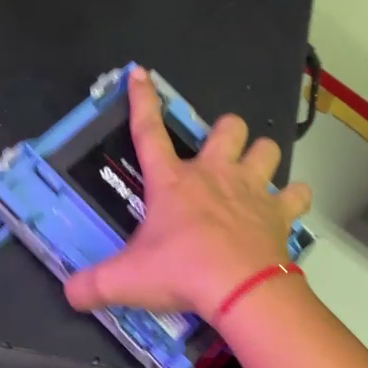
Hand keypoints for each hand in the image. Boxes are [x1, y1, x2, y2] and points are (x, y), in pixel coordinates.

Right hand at [64, 66, 314, 318]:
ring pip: (266, 149)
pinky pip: (297, 193)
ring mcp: (252, 190)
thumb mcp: (125, 281)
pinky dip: (294, 199)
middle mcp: (215, 175)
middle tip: (218, 157)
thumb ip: (92, 285)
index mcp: (173, 184)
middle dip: (224, 134)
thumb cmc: (181, 274)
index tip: (140, 74)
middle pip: (227, 128)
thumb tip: (69, 293)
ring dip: (260, 158)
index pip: (149, 132)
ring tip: (253, 177)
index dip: (142, 101)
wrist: (239, 289)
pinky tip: (287, 207)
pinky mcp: (280, 212)